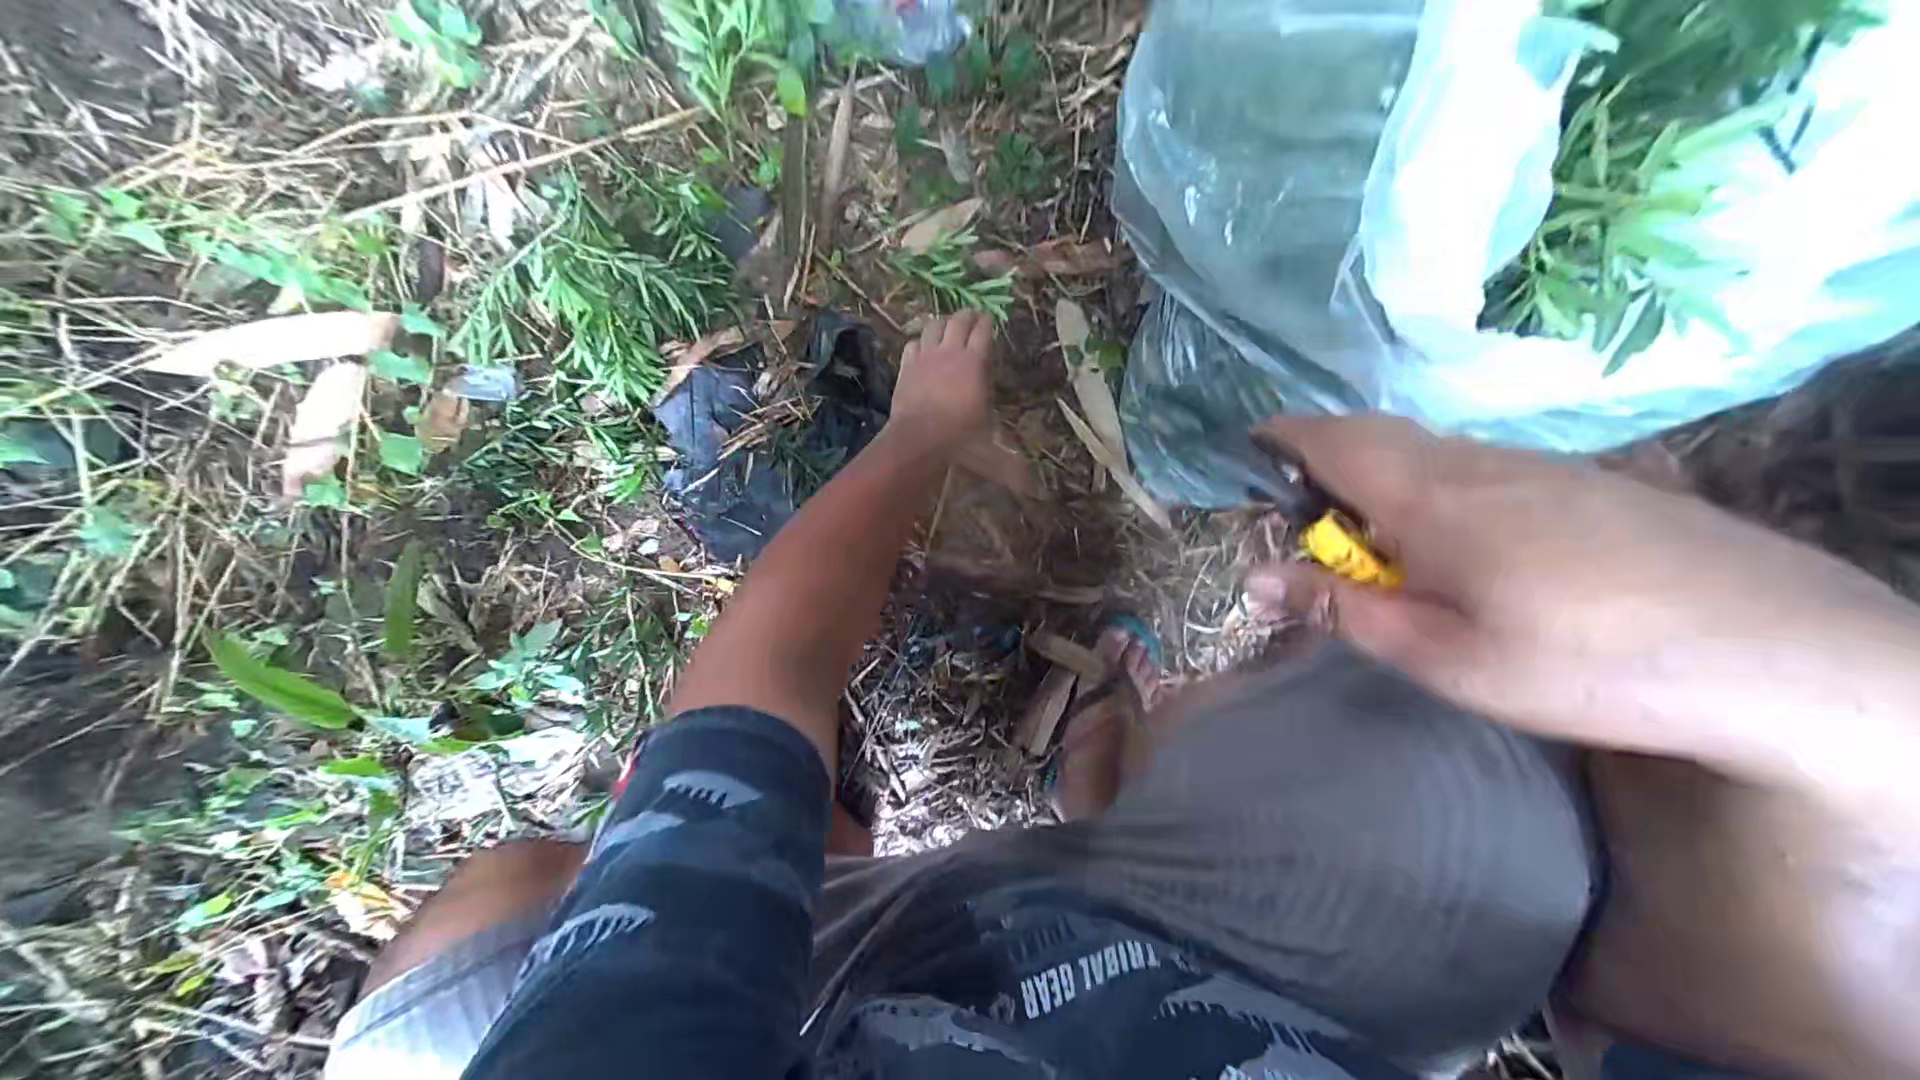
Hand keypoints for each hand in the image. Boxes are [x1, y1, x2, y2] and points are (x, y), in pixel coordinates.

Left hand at [885, 311, 993, 454]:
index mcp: (974, 362)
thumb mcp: (987, 424)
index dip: (987, 322)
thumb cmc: (960, 434)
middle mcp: (950, 352)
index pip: (983, 331)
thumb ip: (992, 404)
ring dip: (942, 323)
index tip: (989, 320)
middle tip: (971, 316)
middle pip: (958, 321)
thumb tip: (1002, 417)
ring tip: (946, 325)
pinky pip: (913, 344)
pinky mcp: (907, 366)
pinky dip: (920, 342)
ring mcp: (926, 357)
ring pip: (933, 326)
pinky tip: (922, 348)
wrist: (919, 439)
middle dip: (967, 315)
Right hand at [1243, 415, 1919, 806]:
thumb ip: (1340, 606)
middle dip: (1320, 456)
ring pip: (1428, 450)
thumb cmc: (1580, 660)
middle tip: (1299, 512)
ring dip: (1376, 475)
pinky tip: (1456, 544)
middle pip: (1375, 434)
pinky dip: (1427, 485)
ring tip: (1372, 540)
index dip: (1281, 436)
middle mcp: (1477, 462)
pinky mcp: (1582, 483)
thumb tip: (1252, 578)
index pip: (1332, 439)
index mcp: (1430, 495)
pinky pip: (1474, 466)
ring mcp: (1537, 466)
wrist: (1792, 656)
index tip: (1246, 451)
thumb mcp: (1438, 653)